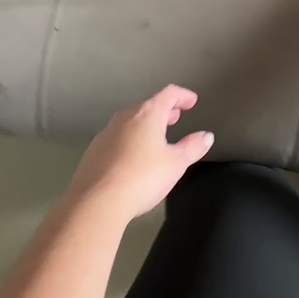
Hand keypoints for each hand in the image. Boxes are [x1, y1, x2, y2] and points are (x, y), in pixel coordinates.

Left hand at [65, 85, 213, 220]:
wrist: (96, 203)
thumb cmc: (142, 177)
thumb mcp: (176, 164)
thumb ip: (193, 147)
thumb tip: (206, 136)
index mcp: (148, 114)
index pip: (169, 93)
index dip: (183, 96)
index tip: (191, 101)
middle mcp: (125, 117)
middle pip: (147, 106)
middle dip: (163, 110)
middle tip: (174, 117)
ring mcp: (105, 134)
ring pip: (129, 122)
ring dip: (144, 125)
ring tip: (154, 138)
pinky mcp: (92, 152)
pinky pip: (115, 138)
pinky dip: (128, 140)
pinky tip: (131, 158)